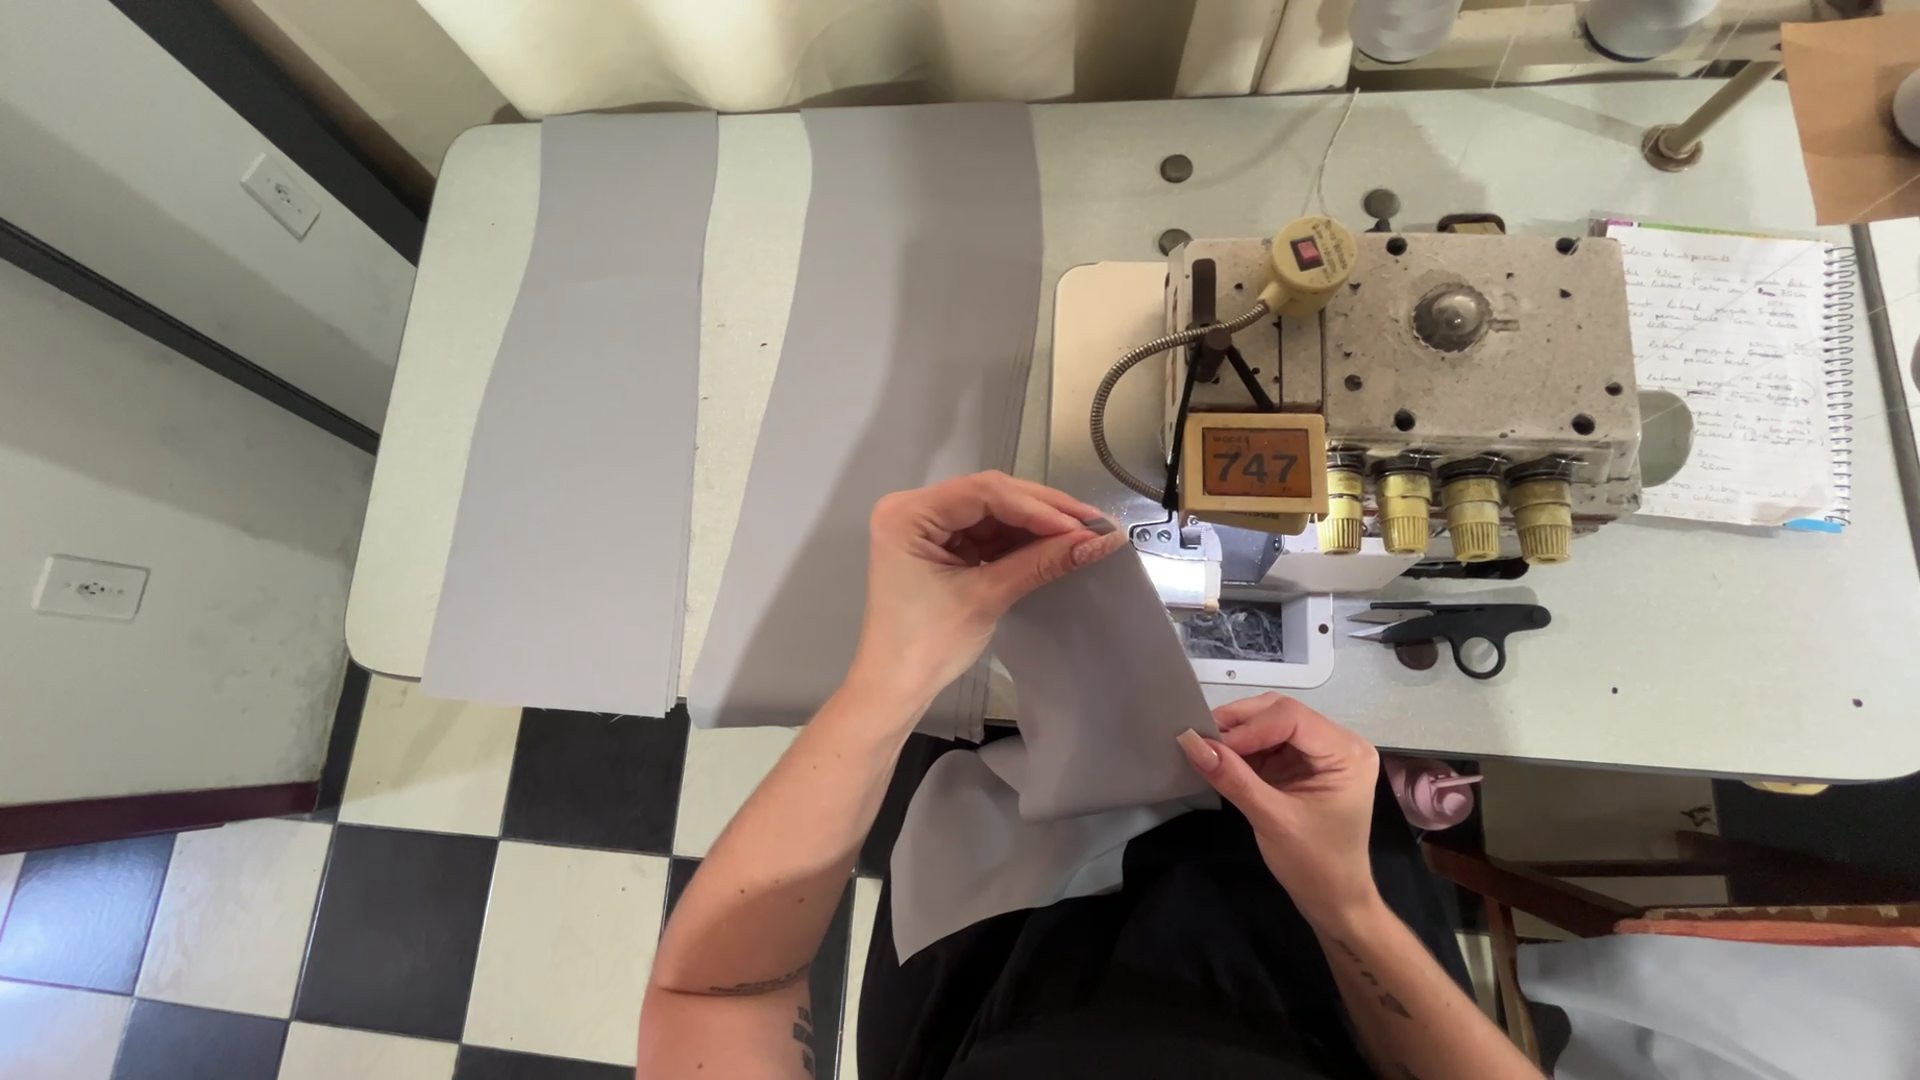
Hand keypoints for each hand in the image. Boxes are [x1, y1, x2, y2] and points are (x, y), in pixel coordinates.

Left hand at [848, 471, 1127, 713]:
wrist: (895, 687)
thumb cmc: (927, 645)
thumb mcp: (986, 597)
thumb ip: (1041, 562)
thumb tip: (1097, 541)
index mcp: (907, 514)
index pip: (982, 492)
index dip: (1036, 506)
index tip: (1081, 524)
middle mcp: (912, 509)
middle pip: (988, 495)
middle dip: (1041, 511)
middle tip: (1093, 523)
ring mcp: (925, 527)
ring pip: (991, 512)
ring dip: (1035, 524)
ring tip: (1082, 533)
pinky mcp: (939, 546)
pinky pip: (985, 532)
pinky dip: (1018, 539)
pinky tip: (1053, 544)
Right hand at [1177, 694, 1381, 924]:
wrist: (1333, 900)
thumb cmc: (1315, 864)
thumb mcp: (1272, 820)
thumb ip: (1233, 778)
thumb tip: (1191, 742)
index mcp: (1346, 754)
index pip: (1291, 717)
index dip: (1249, 726)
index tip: (1214, 746)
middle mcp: (1337, 743)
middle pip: (1279, 711)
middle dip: (1240, 723)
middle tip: (1204, 740)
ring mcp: (1318, 751)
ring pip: (1269, 720)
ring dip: (1237, 732)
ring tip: (1208, 748)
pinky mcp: (1299, 761)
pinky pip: (1265, 739)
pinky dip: (1241, 745)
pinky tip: (1222, 756)